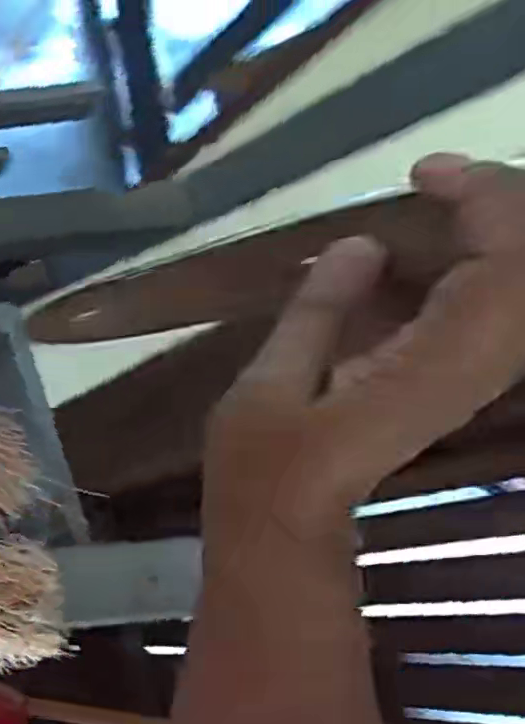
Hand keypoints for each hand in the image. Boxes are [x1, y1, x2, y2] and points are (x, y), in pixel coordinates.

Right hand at [204, 154, 524, 543]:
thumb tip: (362, 246)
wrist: (282, 514)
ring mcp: (477, 366)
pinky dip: (453, 272)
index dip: (480, 196)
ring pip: (512, 278)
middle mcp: (486, 355)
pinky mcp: (456, 373)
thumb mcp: (267, 387)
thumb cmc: (261, 459)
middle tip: (423, 186)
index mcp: (446, 357)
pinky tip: (391, 273)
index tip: (421, 171)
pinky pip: (482, 304)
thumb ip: (316, 315)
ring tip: (402, 224)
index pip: (509, 250)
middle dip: (490, 206)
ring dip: (472, 238)